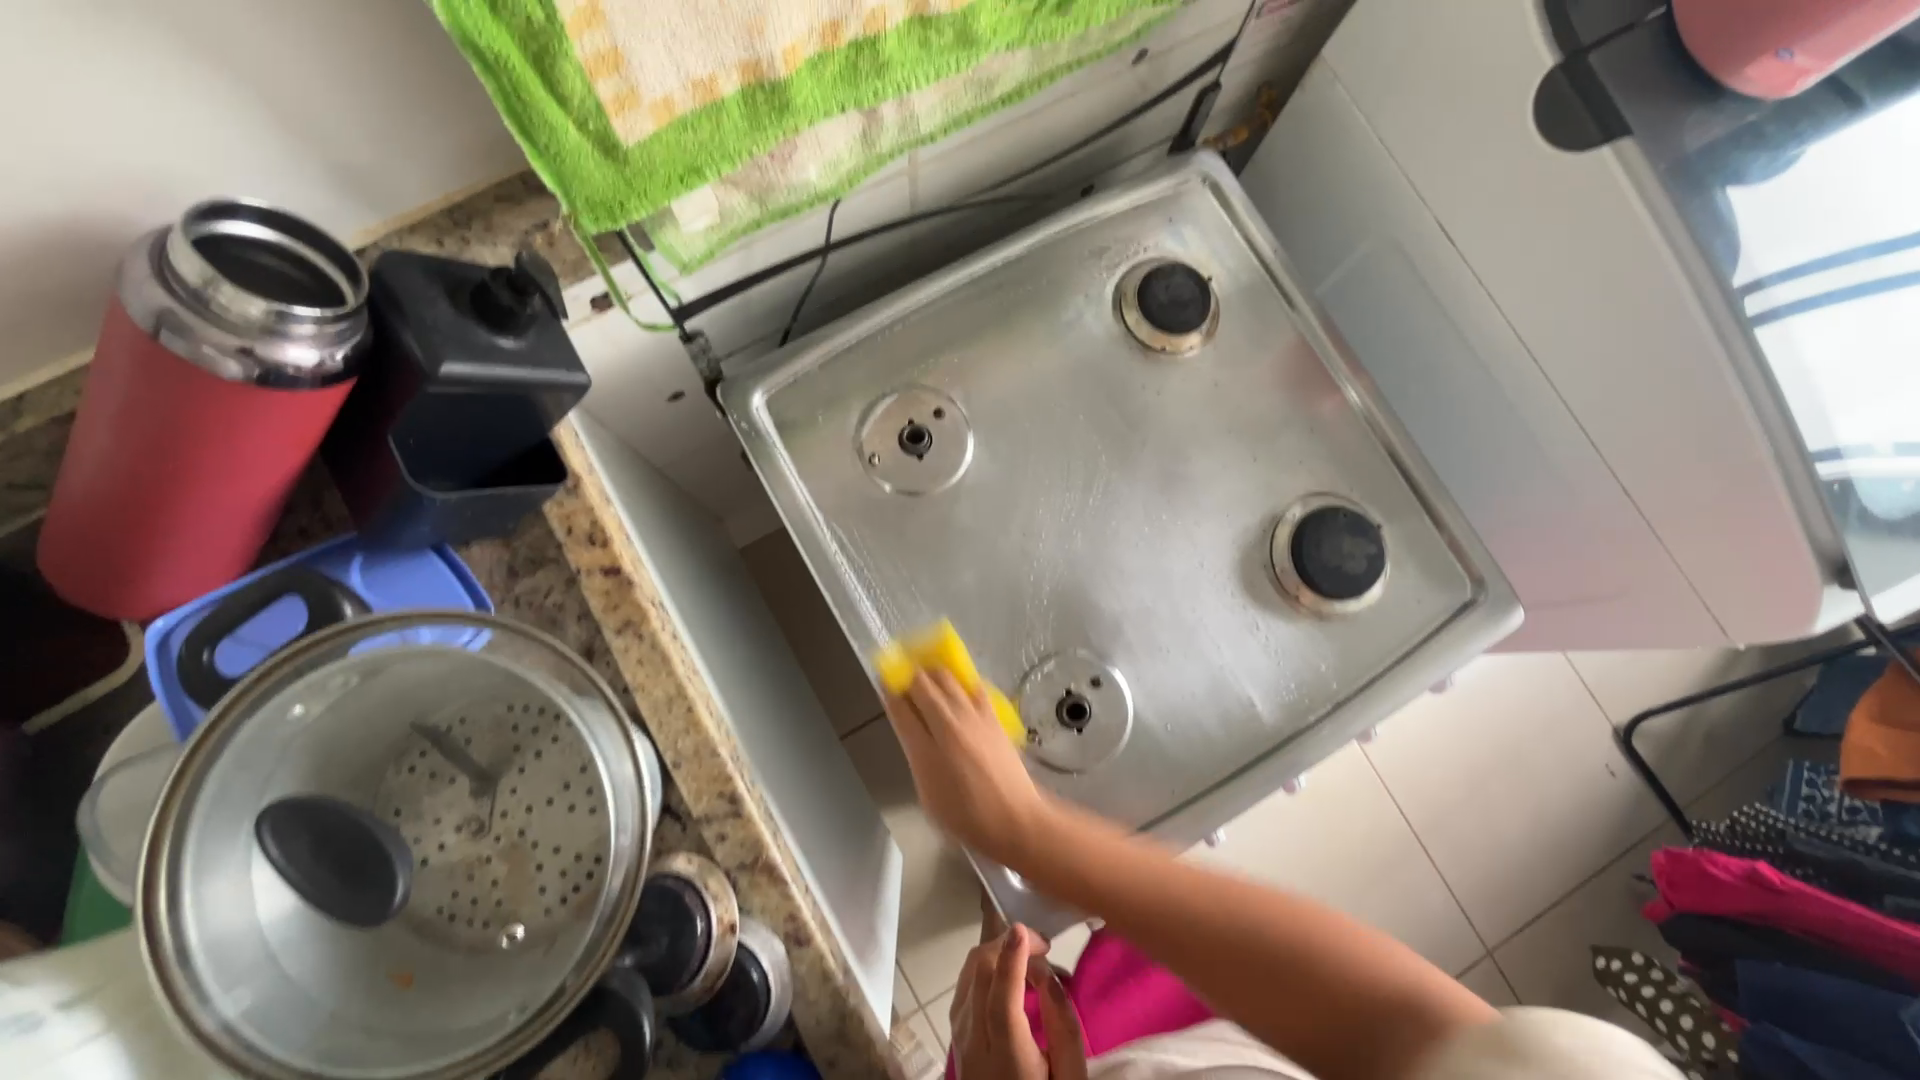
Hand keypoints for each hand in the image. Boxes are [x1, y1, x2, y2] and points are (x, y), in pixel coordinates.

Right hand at [884, 670, 1049, 863]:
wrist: (1014, 818)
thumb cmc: (966, 817)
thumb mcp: (928, 795)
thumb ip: (918, 758)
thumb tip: (914, 734)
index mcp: (924, 750)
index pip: (900, 708)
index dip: (889, 691)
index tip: (884, 682)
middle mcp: (947, 726)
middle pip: (922, 685)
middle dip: (910, 677)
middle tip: (905, 679)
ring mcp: (973, 717)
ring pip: (947, 678)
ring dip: (933, 674)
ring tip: (929, 678)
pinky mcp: (993, 716)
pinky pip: (973, 686)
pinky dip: (961, 682)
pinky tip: (959, 687)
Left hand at [950, 925, 1087, 1079]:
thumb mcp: (1070, 1075)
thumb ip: (1064, 1026)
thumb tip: (1048, 976)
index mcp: (1008, 1058)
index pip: (1001, 998)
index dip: (1011, 960)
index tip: (1025, 931)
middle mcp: (975, 1043)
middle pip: (980, 975)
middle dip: (1009, 946)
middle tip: (1042, 947)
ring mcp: (960, 1037)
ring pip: (968, 974)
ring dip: (995, 952)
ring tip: (1027, 956)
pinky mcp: (956, 1033)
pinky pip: (965, 985)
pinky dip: (984, 966)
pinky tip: (1007, 973)